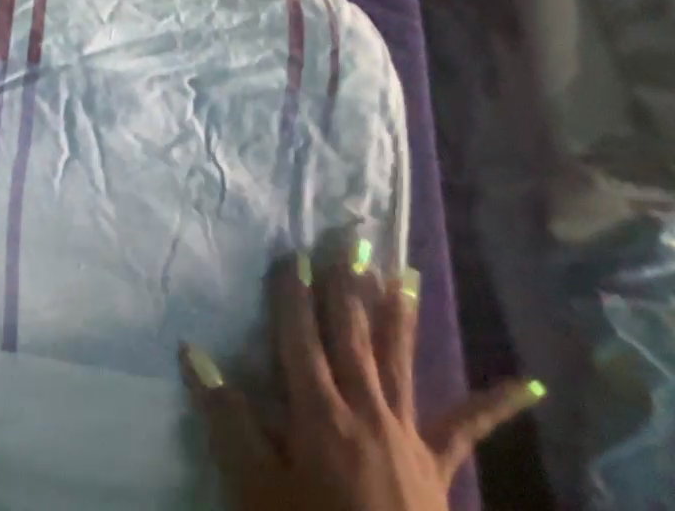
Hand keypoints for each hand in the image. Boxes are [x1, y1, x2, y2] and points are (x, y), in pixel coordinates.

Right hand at [182, 244, 544, 510]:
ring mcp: (406, 435)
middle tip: (352, 240)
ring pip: (401, 363)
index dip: (292, 296)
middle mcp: (365, 410)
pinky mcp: (436, 464)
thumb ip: (226, 416)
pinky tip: (529, 383)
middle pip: (354, 338)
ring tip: (405, 273)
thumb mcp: (253, 481)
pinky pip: (466, 429)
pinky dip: (495, 403)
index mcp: (318, 412)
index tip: (291, 254)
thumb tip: (192, 352)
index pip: (300, 339)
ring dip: (400, 316)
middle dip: (348, 287)